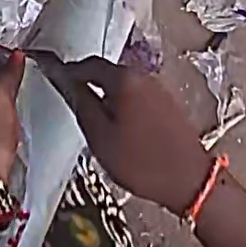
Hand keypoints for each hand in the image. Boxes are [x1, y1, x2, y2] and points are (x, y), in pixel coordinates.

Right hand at [36, 53, 213, 212]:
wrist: (191, 182)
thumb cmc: (141, 161)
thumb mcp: (100, 136)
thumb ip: (81, 103)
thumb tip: (67, 82)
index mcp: (123, 78)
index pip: (87, 64)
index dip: (69, 71)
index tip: (54, 78)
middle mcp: (142, 75)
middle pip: (106, 71)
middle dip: (87, 82)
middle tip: (72, 99)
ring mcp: (157, 87)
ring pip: (122, 83)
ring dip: (106, 93)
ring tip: (94, 116)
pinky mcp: (167, 101)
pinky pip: (136, 93)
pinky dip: (122, 101)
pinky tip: (118, 123)